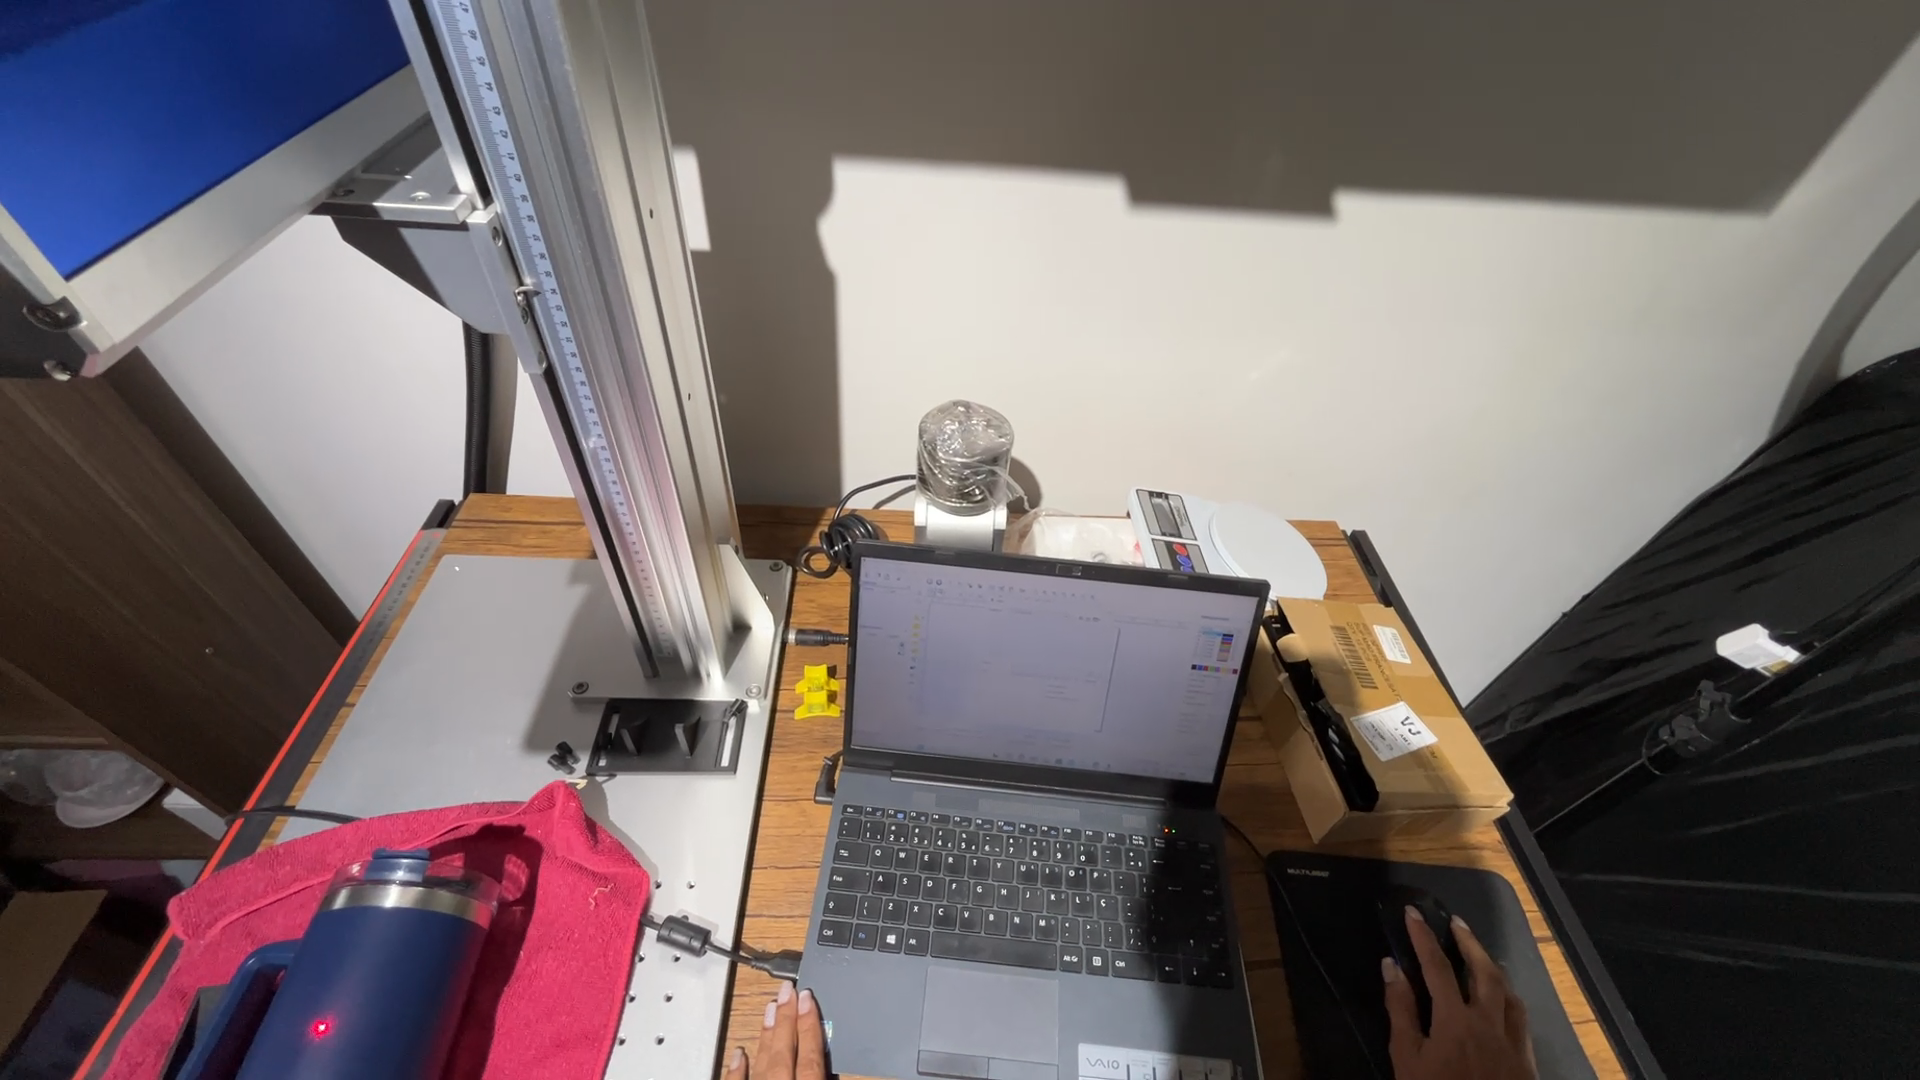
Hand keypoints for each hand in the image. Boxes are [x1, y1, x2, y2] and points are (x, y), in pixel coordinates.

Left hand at [724, 982, 830, 1079]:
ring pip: (762, 1063)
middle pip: (784, 1052)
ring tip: (770, 1007)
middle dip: (787, 1018)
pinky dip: (736, 1069)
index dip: (810, 1026)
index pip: (810, 1058)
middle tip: (787, 990)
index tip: (807, 998)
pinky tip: (738, 1052)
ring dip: (767, 1035)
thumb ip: (830, 1075)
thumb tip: (844, 1065)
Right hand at [1383, 907, 1536, 1079]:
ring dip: (1493, 968)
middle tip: (1456, 923)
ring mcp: (1513, 1044)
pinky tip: (1502, 999)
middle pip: (1485, 973)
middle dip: (1469, 943)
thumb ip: (1401, 1009)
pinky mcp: (1527, 1063)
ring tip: (1481, 955)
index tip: (1413, 913)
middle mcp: (1489, 1024)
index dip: (1423, 937)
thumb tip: (1391, 965)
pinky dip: (1509, 998)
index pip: (1437, 967)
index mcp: (1455, 1020)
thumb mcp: (1407, 1057)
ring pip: (1509, 994)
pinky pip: (1521, 1019)